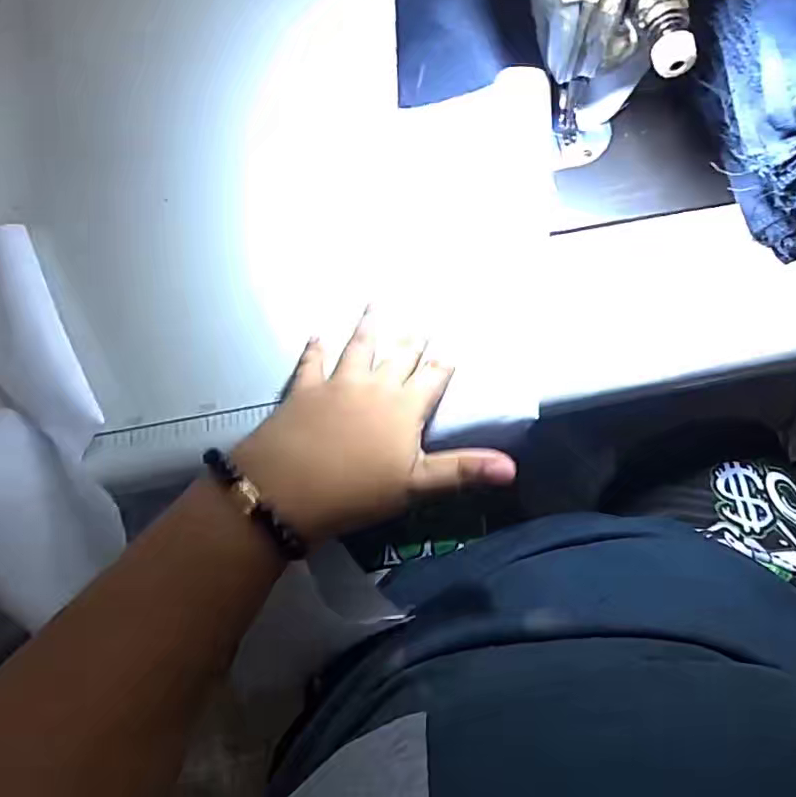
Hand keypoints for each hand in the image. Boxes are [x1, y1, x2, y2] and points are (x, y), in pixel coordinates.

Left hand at [228, 312, 516, 542]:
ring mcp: (337, 385)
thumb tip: (512, 468)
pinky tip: (317, 336)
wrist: (284, 492)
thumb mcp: (416, 485)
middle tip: (421, 321)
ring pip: (358, 348)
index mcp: (404, 408)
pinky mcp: (303, 391)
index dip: (443, 364)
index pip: (431, 379)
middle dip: (413, 340)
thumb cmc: (357, 491)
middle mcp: (374, 387)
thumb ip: (463, 470)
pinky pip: (312, 363)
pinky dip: (315, 349)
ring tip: (374, 305)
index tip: (451, 349)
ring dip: (367, 327)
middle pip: (399, 357)